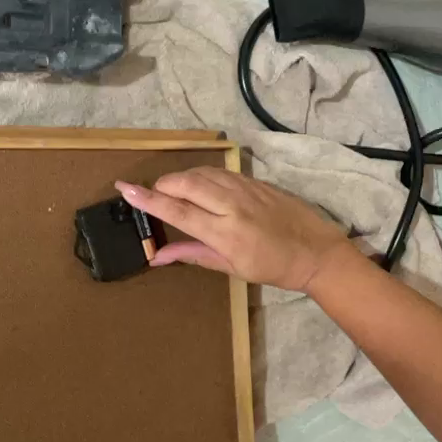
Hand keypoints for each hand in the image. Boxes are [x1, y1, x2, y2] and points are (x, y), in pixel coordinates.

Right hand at [116, 168, 359, 292]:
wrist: (317, 252)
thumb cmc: (273, 267)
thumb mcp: (232, 268)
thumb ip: (193, 254)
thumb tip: (156, 257)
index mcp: (226, 234)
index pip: (178, 212)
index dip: (148, 200)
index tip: (124, 188)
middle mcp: (233, 206)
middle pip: (185, 184)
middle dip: (162, 185)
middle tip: (151, 195)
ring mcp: (246, 190)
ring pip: (202, 173)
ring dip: (181, 178)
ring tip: (171, 190)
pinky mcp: (256, 181)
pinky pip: (220, 173)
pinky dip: (202, 176)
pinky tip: (198, 185)